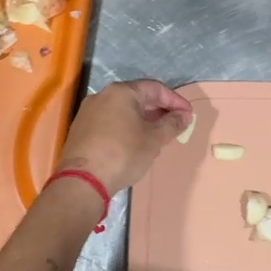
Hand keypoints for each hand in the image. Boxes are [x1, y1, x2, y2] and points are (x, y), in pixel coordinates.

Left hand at [54, 80, 194, 193]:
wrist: (82, 181)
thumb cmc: (123, 154)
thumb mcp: (154, 140)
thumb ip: (172, 124)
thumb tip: (184, 116)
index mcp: (121, 92)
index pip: (155, 88)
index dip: (175, 100)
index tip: (188, 115)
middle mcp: (102, 96)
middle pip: (137, 97)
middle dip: (159, 111)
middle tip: (175, 125)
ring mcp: (88, 112)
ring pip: (123, 110)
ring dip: (143, 120)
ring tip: (157, 136)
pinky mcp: (81, 129)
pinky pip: (110, 121)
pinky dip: (126, 127)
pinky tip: (134, 143)